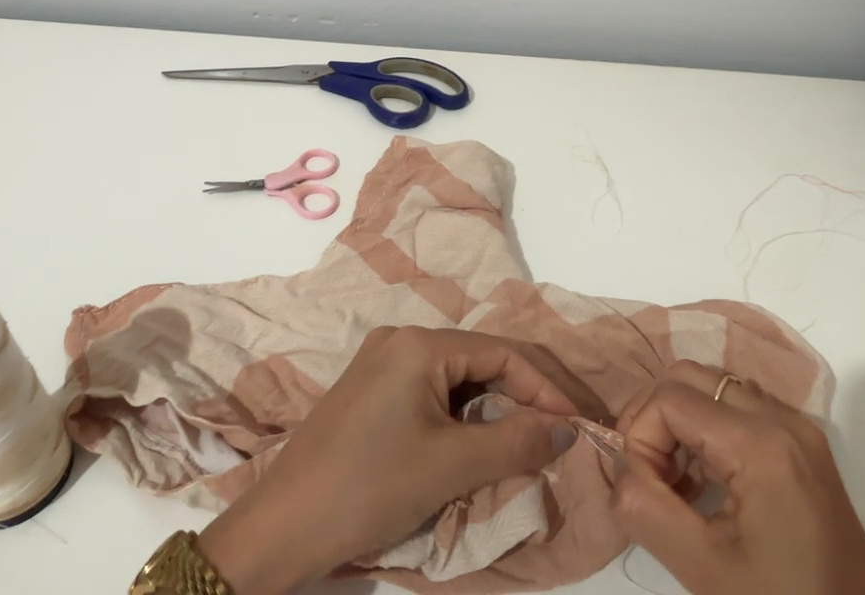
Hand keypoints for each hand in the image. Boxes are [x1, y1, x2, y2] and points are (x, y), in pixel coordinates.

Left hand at [197, 327, 581, 594]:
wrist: (285, 524)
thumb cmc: (370, 486)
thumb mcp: (451, 465)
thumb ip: (517, 441)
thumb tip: (568, 428)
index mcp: (418, 344)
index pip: (503, 353)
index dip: (547, 389)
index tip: (580, 428)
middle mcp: (400, 340)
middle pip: (482, 359)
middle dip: (527, 396)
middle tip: (565, 433)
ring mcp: (382, 364)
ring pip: (460, 378)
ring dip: (499, 407)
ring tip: (533, 440)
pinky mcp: (372, 392)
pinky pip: (435, 393)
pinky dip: (467, 416)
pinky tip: (485, 441)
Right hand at [610, 361, 864, 594]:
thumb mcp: (702, 567)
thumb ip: (643, 507)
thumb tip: (619, 467)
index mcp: (761, 443)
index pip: (668, 398)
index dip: (639, 437)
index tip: (642, 489)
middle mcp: (784, 419)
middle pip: (690, 376)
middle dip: (654, 419)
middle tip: (649, 476)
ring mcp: (799, 431)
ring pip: (714, 388)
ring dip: (680, 423)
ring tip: (675, 484)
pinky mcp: (805, 449)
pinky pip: (739, 410)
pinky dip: (707, 431)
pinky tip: (704, 484)